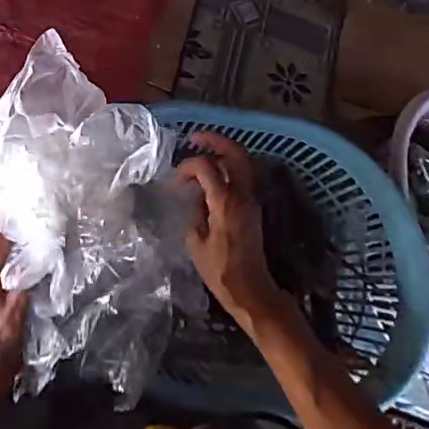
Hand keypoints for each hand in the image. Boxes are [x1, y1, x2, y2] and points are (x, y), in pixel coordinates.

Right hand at [178, 132, 283, 325]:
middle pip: (235, 153)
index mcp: (224, 202)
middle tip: (195, 138)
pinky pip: (242, 177)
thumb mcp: (195, 243)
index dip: (187, 166)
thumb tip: (193, 199)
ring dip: (223, 153)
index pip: (206, 167)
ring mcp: (251, 200)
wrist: (251, 291)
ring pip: (243, 163)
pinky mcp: (253, 208)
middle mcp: (242, 195)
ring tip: (204, 154)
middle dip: (215, 140)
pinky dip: (228, 169)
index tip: (175, 181)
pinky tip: (212, 178)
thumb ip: (193, 214)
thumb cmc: (220, 271)